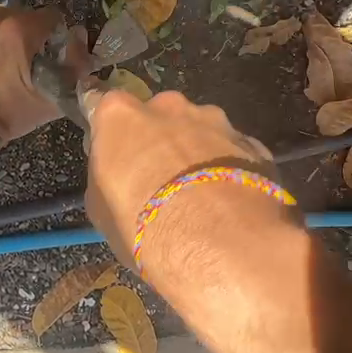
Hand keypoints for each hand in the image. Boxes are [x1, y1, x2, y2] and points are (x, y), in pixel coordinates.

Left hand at [0, 7, 70, 144]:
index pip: (54, 16)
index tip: (59, 55)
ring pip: (8, 20)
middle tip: (39, 61)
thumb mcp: (53, 97)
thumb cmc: (9, 113)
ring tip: (16, 62)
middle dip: (38, 35)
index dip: (61, 35)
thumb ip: (76, 67)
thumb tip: (82, 42)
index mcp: (19, 28)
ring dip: (16, 35)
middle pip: (30, 16)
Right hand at [84, 87, 275, 262]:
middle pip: (155, 115)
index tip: (107, 142)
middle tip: (157, 177)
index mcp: (120, 114)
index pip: (98, 103)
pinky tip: (231, 204)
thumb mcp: (100, 207)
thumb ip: (106, 174)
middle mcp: (167, 105)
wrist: (224, 249)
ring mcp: (214, 121)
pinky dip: (228, 171)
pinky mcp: (253, 145)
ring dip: (195, 152)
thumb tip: (119, 171)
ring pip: (198, 130)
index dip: (103, 126)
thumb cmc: (144, 225)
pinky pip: (232, 153)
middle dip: (155, 138)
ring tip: (201, 195)